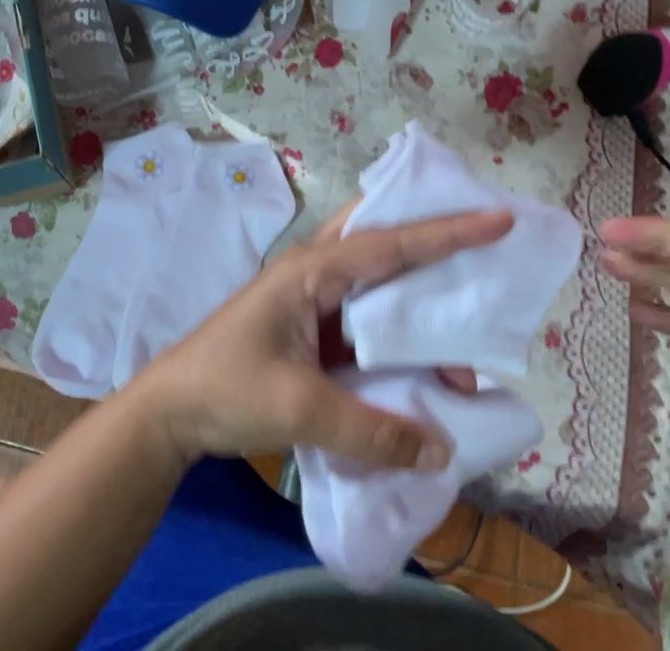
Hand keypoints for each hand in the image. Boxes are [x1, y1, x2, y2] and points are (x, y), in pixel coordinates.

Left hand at [131, 202, 514, 472]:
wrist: (169, 414)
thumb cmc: (226, 391)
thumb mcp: (300, 410)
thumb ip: (372, 432)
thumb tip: (440, 451)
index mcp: (310, 272)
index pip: (390, 244)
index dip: (448, 232)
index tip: (500, 219)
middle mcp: (315, 277)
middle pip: (386, 250)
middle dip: (437, 251)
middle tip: (490, 255)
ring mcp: (312, 306)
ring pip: (381, 292)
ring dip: (422, 311)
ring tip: (469, 343)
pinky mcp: (312, 337)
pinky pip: (368, 327)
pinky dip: (401, 340)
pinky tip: (430, 368)